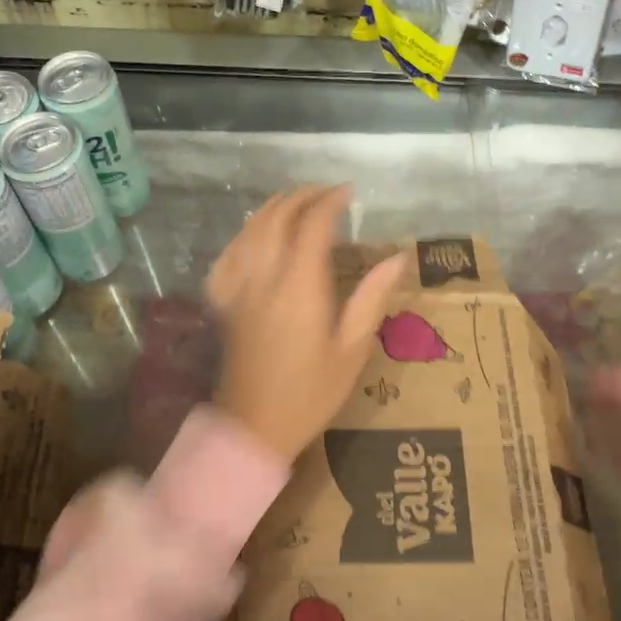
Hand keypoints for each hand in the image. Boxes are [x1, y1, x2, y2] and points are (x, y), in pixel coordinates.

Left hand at [207, 186, 409, 464]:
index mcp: (300, 287)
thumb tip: (398, 257)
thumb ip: (371, 298)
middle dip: (301, 196)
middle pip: (276, 217)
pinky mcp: (223, 302)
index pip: (312, 225)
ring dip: (272, 208)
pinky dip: (243, 235)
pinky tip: (255, 235)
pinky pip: (227, 255)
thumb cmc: (311, 393)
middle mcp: (265, 277)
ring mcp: (238, 288)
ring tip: (296, 203)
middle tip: (326, 193)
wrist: (253, 428)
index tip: (349, 192)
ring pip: (249, 230)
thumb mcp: (352, 349)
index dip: (330, 201)